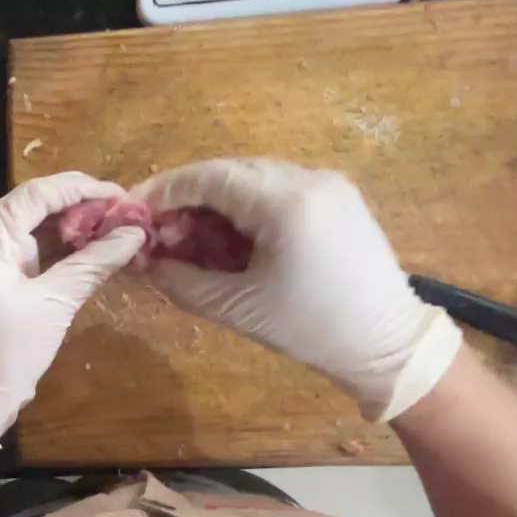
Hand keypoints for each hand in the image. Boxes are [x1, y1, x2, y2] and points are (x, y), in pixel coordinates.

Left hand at [0, 172, 146, 451]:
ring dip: (72, 224)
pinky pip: (31, 251)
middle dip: (78, 204)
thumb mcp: (56, 304)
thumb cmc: (12, 352)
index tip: (118, 194)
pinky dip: (60, 247)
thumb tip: (134, 233)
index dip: (78, 188)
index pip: (34, 195)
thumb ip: (93, 263)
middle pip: (32, 206)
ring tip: (113, 225)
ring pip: (33, 228)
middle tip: (121, 210)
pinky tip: (90, 246)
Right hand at [134, 159, 462, 421]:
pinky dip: (243, 208)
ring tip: (185, 237)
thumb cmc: (307, 329)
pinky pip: (277, 191)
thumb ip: (180, 281)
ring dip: (214, 203)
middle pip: (230, 172)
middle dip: (186, 197)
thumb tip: (142, 263)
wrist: (384, 344)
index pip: (210, 177)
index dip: (164, 190)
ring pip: (253, 179)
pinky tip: (225, 238)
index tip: (132, 211)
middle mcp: (308, 179)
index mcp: (285, 202)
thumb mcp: (234, 308)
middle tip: (155, 229)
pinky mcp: (337, 199)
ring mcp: (328, 185)